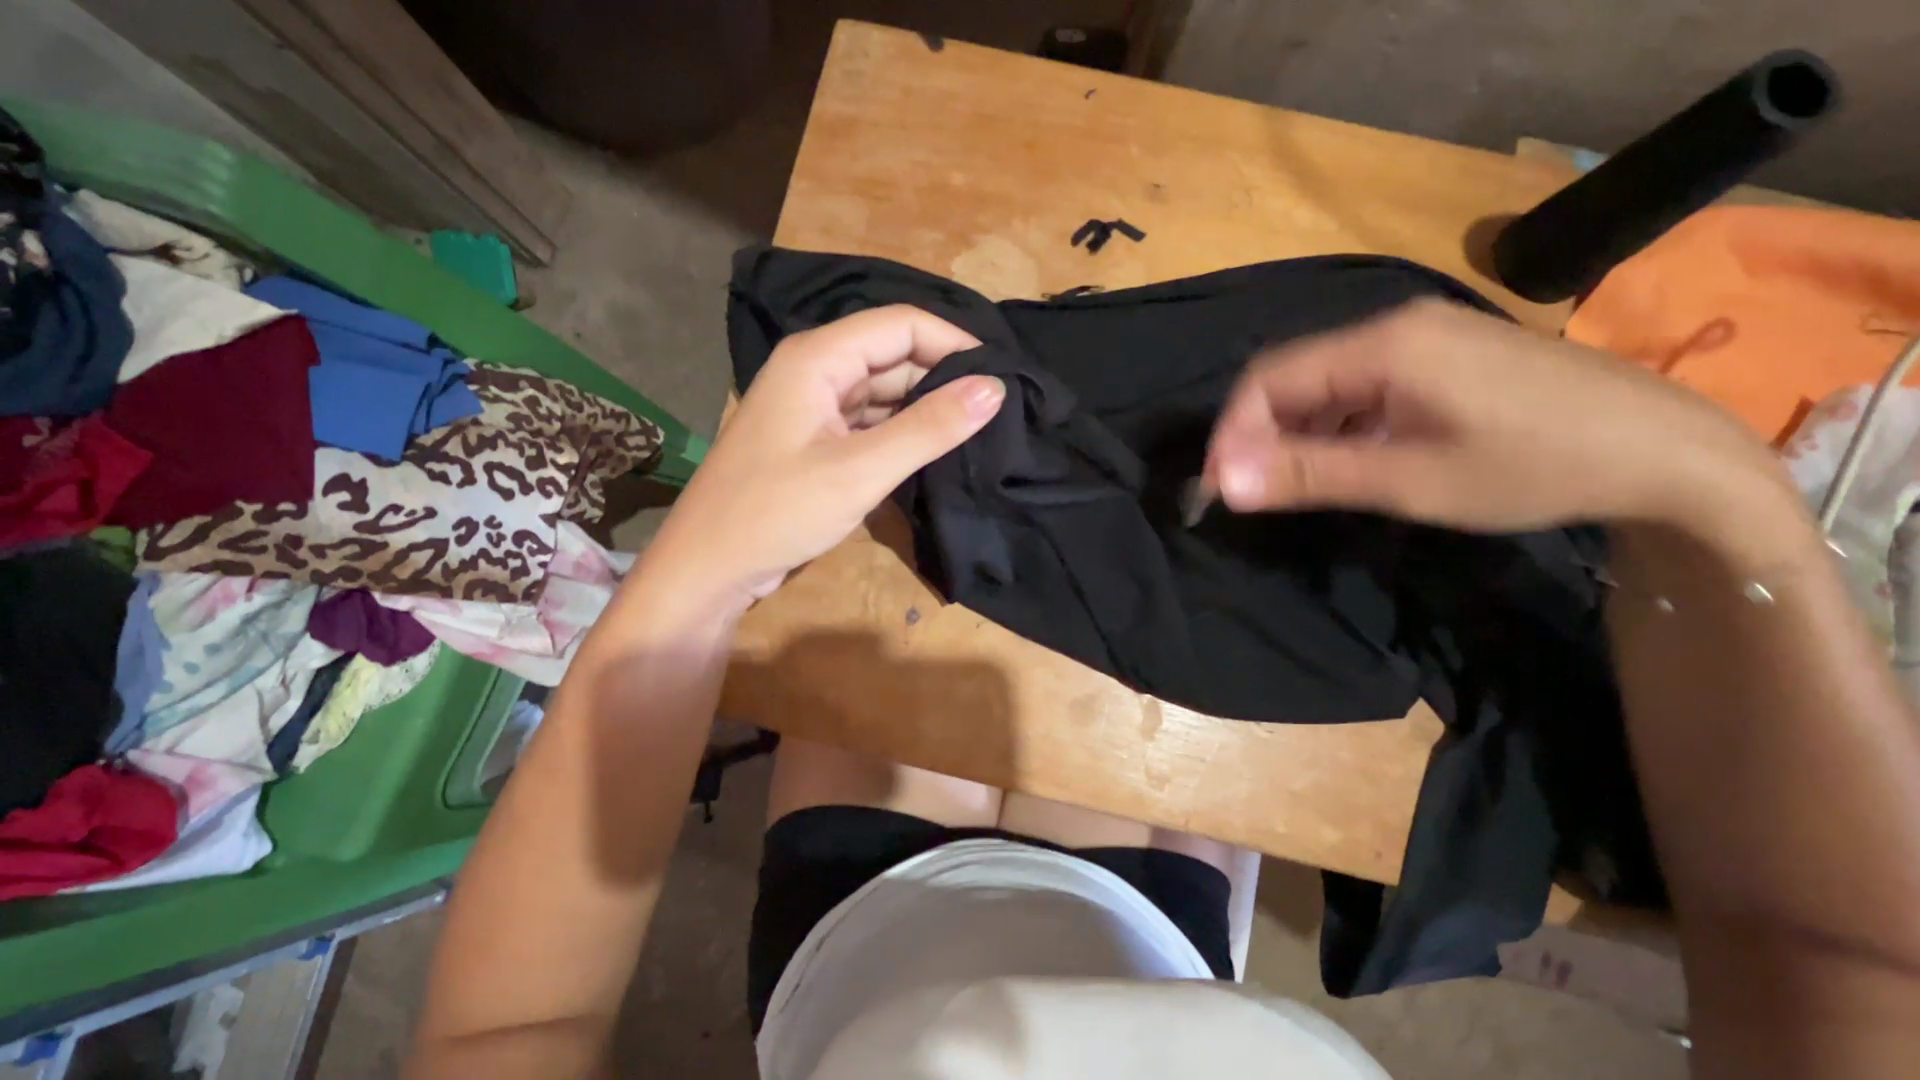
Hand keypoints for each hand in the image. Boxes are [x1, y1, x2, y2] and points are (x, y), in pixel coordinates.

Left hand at [640, 305, 1004, 614]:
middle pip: (894, 354)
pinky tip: (935, 452)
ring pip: (884, 391)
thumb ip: (929, 427)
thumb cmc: (777, 511)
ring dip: (925, 408)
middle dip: (944, 377)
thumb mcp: (860, 470)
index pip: (902, 324)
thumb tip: (995, 388)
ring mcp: (813, 406)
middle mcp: (816, 369)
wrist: (708, 567)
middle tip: (998, 411)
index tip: (1002, 377)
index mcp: (818, 357)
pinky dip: (901, 432)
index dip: (954, 343)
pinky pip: (869, 421)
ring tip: (979, 431)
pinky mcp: (814, 440)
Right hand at [1204, 299, 1799, 535]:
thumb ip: (1311, 474)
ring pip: (1330, 378)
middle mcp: (1397, 323)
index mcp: (1384, 344)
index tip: (1219, 489)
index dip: (1233, 432)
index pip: (1269, 377)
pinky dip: (1341, 422)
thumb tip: (1221, 480)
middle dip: (1261, 433)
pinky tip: (1351, 459)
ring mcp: (1427, 333)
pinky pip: (1367, 381)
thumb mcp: (1411, 481)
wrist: (1664, 449)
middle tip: (1251, 493)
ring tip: (1295, 485)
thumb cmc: (1533, 466)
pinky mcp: (1448, 352)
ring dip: (1300, 431)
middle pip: (1296, 372)